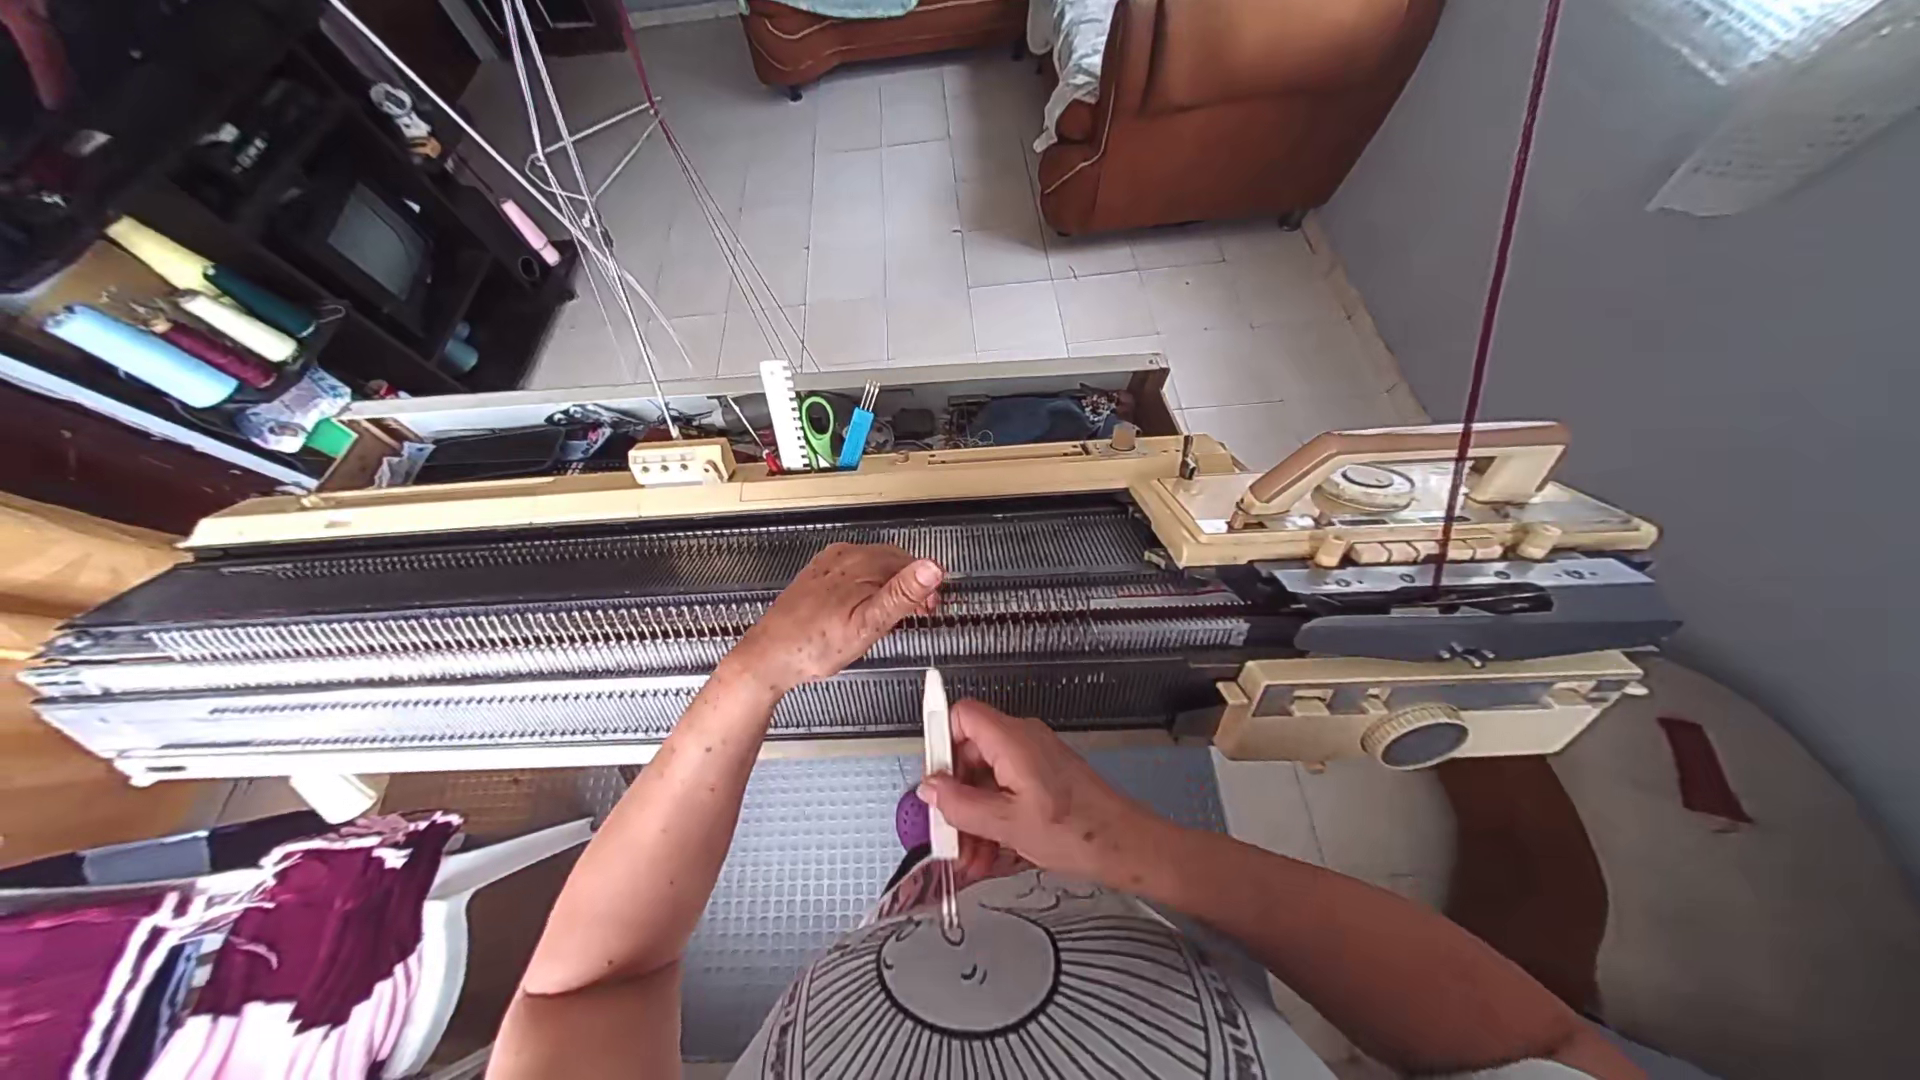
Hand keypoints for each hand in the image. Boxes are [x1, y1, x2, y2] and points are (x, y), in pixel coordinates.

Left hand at [726, 543, 942, 694]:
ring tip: (891, 616)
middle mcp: (843, 556)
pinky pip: (853, 574)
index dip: (925, 586)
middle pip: (892, 562)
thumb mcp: (868, 624)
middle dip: (908, 586)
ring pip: (873, 568)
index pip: (910, 562)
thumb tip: (932, 569)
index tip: (931, 606)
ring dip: (888, 587)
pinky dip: (867, 589)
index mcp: (860, 562)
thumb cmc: (813, 646)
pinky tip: (863, 610)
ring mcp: (828, 565)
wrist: (768, 657)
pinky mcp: (817, 577)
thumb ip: (902, 594)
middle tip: (916, 615)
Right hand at [918, 700, 1165, 886]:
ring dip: (971, 815)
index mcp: (1012, 739)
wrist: (1127, 846)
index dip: (941, 743)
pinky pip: (1003, 787)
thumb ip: (962, 805)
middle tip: (949, 833)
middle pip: (968, 751)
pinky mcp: (1040, 776)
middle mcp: (1021, 739)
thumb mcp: (1008, 824)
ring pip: (984, 776)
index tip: (932, 780)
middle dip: (955, 795)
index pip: (962, 715)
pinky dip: (992, 816)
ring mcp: (1032, 757)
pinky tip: (988, 854)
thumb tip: (929, 790)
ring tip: (969, 858)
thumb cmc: (1079, 831)